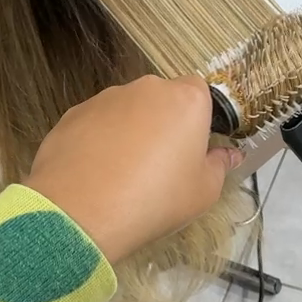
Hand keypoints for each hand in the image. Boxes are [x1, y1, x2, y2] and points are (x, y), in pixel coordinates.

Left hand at [25, 74, 240, 263]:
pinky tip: (97, 174)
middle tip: (162, 164)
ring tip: (124, 173)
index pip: (201, 92)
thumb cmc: (157, 199)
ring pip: (129, 110)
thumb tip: (229, 154)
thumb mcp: (204, 191)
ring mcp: (106, 98)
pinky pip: (98, 124)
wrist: (81, 213)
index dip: (199, 119)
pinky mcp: (73, 114)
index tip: (194, 149)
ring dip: (132, 131)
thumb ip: (219, 165)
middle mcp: (147, 88)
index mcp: (186, 99)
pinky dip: (100, 141)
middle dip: (165, 123)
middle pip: (163, 99)